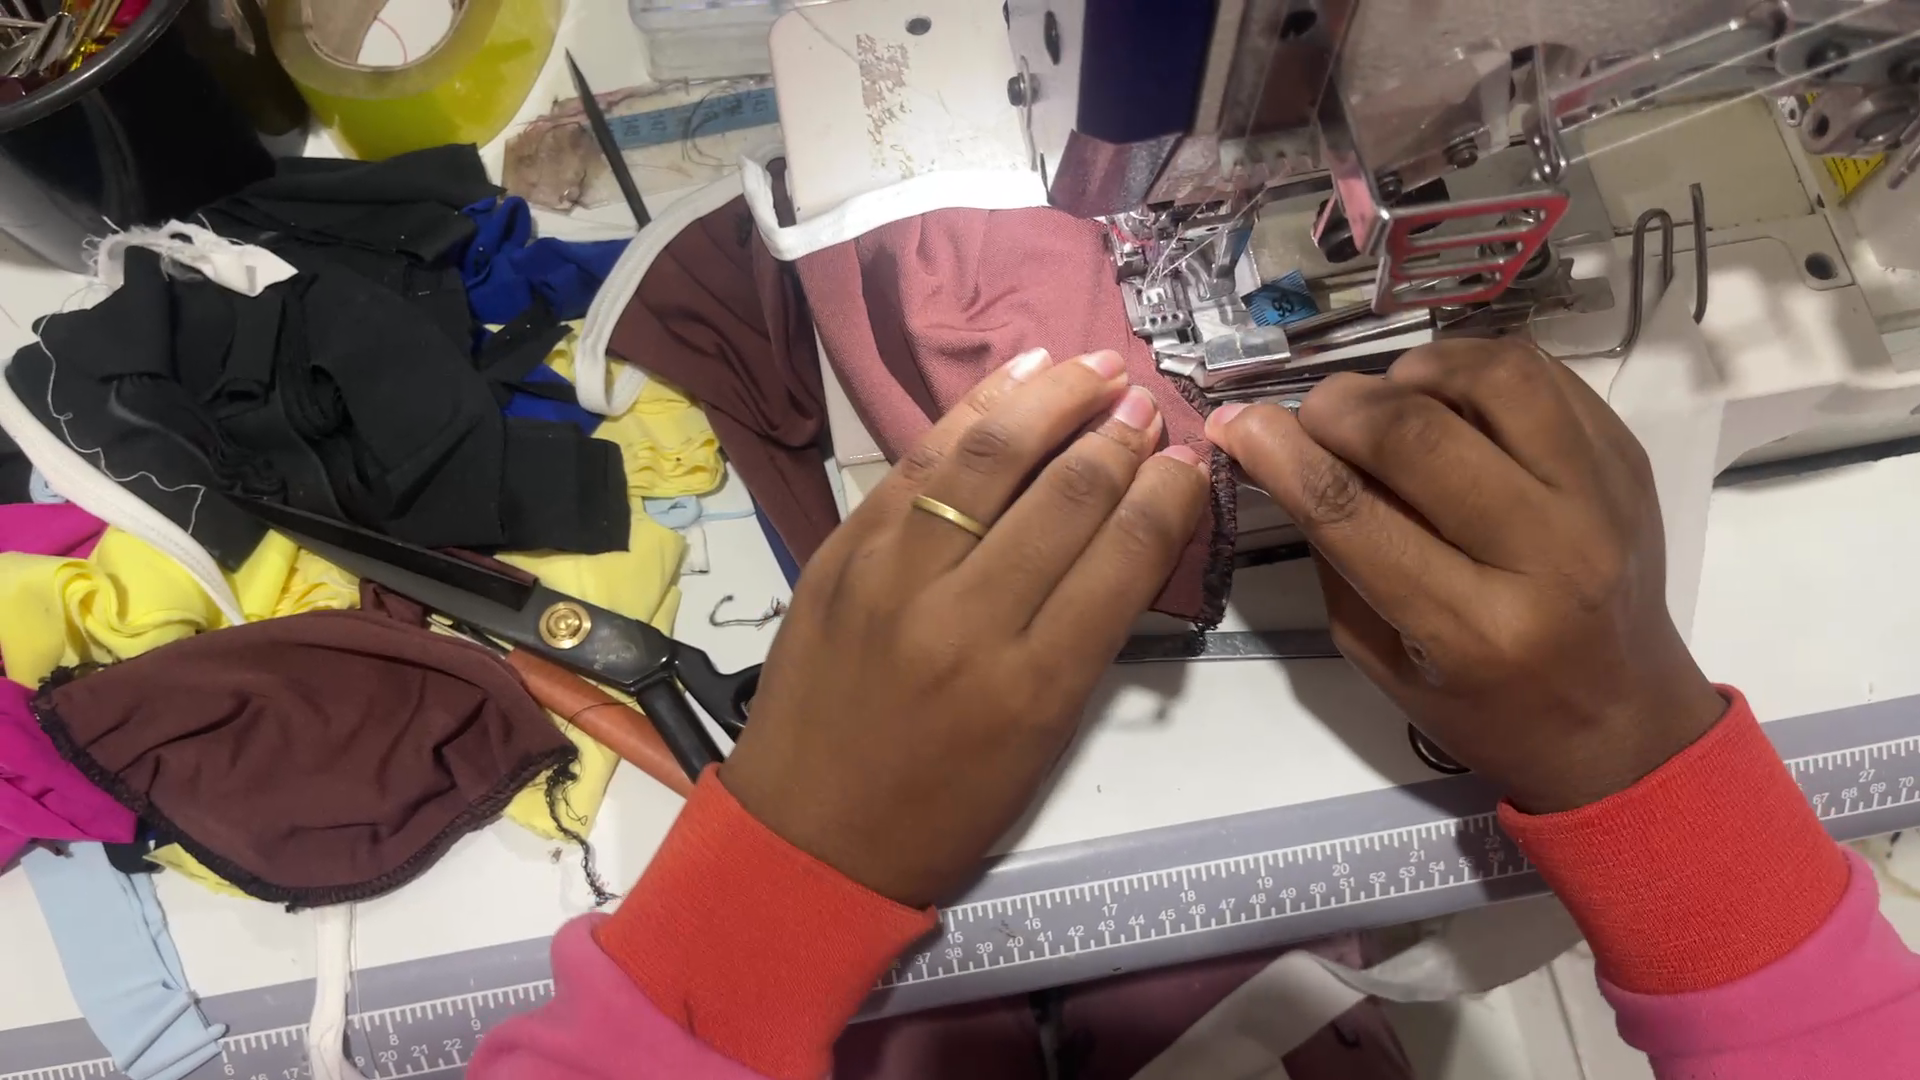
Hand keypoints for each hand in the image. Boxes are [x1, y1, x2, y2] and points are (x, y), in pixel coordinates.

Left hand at [721, 349, 1210, 905]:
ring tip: (1093, 366)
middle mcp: (965, 618)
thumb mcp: (1041, 739)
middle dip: (1119, 438)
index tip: (1188, 456)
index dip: (1169, 491)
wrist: (810, 833)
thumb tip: (1127, 531)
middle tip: (1146, 403)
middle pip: (1064, 495)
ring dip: (1051, 398)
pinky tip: (1013, 378)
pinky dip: (972, 411)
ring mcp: (892, 576)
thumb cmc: (943, 807)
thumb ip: (1087, 633)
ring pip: (987, 457)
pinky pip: (915, 462)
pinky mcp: (842, 552)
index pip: (1123, 554)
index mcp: (1034, 684)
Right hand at [1207, 340, 1725, 811]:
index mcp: (1469, 626)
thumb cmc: (1475, 702)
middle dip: (1337, 406)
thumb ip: (1335, 555)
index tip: (1235, 422)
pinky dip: (1467, 367)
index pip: (1351, 512)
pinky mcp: (1628, 457)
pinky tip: (1438, 397)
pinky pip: (1538, 372)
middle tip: (1310, 416)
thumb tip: (1288, 457)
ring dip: (1411, 373)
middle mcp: (1548, 553)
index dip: (1279, 454)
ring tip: (1384, 400)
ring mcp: (1603, 496)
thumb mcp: (1374, 651)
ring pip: (1494, 378)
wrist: (1620, 720)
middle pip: (1418, 436)